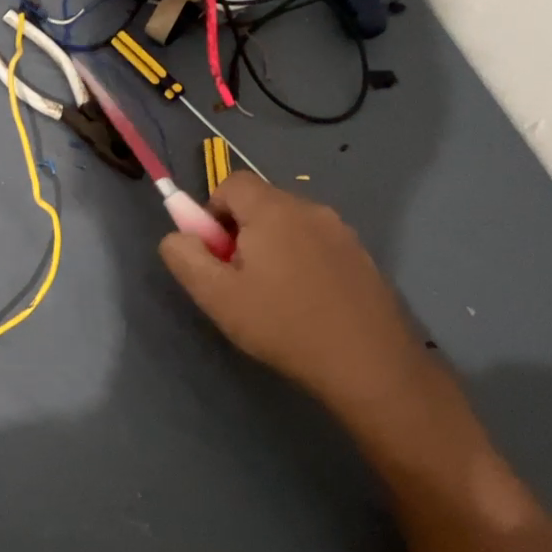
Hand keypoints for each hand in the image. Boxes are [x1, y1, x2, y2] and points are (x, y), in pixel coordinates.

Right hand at [159, 172, 427, 411]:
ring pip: (290, 225)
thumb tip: (178, 236)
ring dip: (273, 247)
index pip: (231, 183)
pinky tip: (307, 305)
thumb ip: (183, 255)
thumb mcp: (214, 295)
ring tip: (274, 296)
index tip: (215, 253)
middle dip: (241, 231)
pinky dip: (303, 263)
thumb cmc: (284, 326)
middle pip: (261, 203)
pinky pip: (318, 245)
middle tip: (239, 279)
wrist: (373, 368)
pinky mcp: (364, 259)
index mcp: (272, 211)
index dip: (212, 212)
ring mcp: (343, 234)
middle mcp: (310, 210)